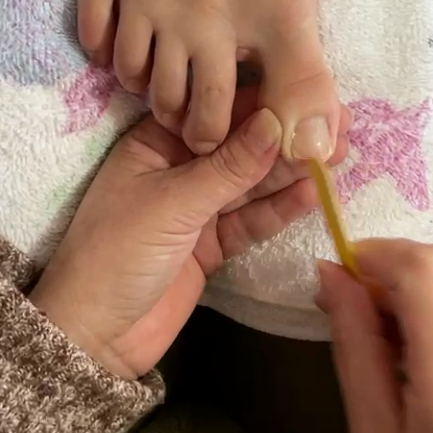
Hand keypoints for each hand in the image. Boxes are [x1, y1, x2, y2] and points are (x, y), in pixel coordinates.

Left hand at [31, 106, 321, 378]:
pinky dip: (277, 209)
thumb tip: (275, 121)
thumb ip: (227, 167)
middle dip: (284, 137)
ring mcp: (197, 207)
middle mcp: (179, 167)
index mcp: (156, 142)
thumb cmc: (118, 253)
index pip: (216, 112)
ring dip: (289, 172)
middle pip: (239, 147)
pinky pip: (250, 219)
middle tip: (336, 127)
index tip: (307, 95)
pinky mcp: (211, 243)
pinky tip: (309, 195)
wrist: (95, 337)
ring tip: (334, 156)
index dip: (262, 104)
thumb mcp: (173, 203)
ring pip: (250, 183)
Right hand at [71, 0, 340, 163]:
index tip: (278, 135)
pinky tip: (124, 38)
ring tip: (166, 81)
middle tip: (208, 115)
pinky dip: (112, 53)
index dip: (287, 136)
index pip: (290, 102)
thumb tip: (287, 61)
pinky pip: (98, 41)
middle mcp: (209, 11)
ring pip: (146, 83)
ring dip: (159, 92)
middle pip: (202, 111)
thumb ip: (287, 8)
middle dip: (208, 126)